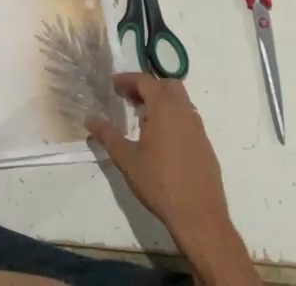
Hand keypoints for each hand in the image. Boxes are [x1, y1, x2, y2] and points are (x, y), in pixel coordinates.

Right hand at [88, 71, 248, 277]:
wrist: (199, 216)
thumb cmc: (159, 182)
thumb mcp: (127, 159)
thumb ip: (107, 135)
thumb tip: (90, 119)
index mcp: (165, 110)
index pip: (147, 81)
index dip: (128, 79)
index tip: (113, 84)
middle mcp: (185, 113)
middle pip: (168, 86)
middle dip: (148, 86)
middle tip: (129, 98)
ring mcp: (199, 130)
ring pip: (181, 103)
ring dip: (162, 102)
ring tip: (142, 119)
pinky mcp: (206, 147)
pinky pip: (188, 121)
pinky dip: (173, 118)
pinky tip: (161, 140)